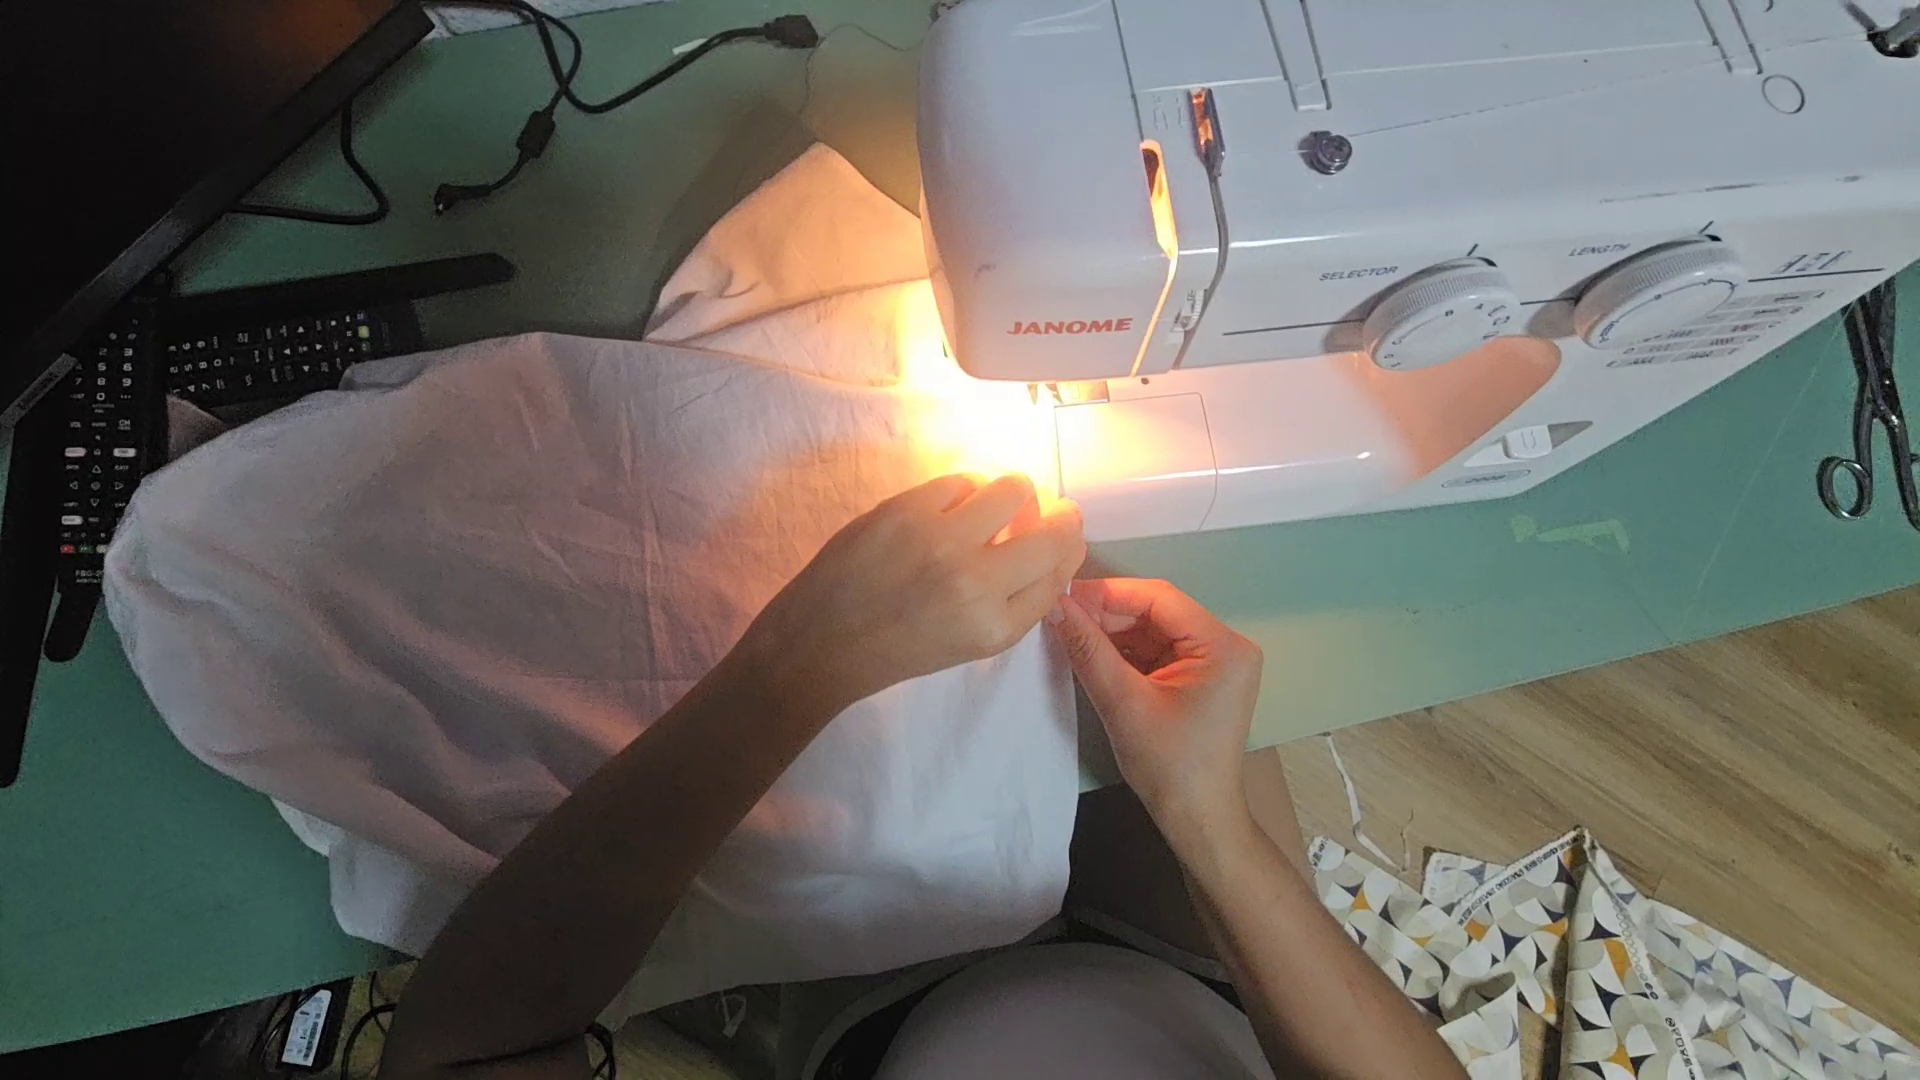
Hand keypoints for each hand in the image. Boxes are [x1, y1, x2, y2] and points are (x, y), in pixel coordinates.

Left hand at [741, 474, 1084, 716]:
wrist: (822, 642)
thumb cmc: (899, 649)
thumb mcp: (972, 643)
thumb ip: (1019, 602)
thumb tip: (1054, 551)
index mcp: (996, 626)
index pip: (1059, 572)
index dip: (1068, 546)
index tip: (1063, 532)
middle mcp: (977, 581)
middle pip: (1052, 529)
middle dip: (1059, 516)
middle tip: (1042, 512)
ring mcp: (940, 539)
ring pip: (1012, 488)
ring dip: (1011, 496)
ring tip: (987, 511)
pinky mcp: (905, 509)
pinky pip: (961, 479)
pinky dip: (964, 492)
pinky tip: (947, 510)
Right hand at [1049, 579, 1262, 845]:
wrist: (1196, 820)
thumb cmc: (1169, 765)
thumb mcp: (1123, 703)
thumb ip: (1088, 649)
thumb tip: (1054, 605)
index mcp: (1222, 646)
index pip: (1159, 599)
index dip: (1108, 592)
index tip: (1063, 595)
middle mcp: (1224, 645)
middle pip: (1155, 612)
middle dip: (1106, 613)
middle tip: (1059, 615)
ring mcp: (1211, 662)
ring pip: (1150, 629)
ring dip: (1110, 631)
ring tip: (1067, 631)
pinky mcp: (1195, 677)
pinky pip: (1153, 649)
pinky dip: (1121, 650)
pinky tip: (1089, 650)